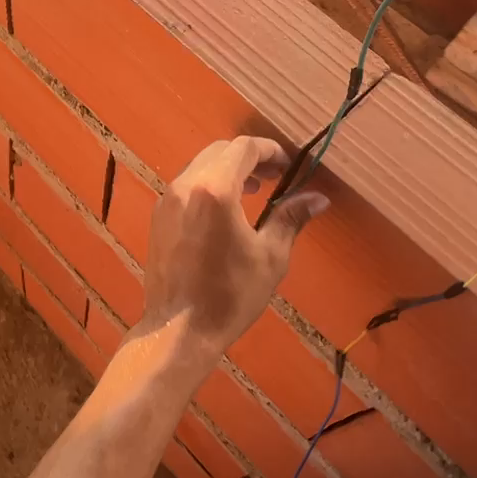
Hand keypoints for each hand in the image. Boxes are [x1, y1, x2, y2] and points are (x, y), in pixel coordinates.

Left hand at [137, 137, 328, 365]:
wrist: (178, 328)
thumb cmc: (230, 294)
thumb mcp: (270, 256)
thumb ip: (290, 218)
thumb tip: (318, 198)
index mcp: (215, 189)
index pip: (244, 148)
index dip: (269, 150)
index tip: (288, 165)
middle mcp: (186, 184)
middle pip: (220, 151)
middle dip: (249, 157)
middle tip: (274, 177)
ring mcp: (167, 199)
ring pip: (200, 165)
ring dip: (228, 169)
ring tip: (253, 191)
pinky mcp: (158, 215)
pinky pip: (187, 184)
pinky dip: (209, 184)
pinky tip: (224, 211)